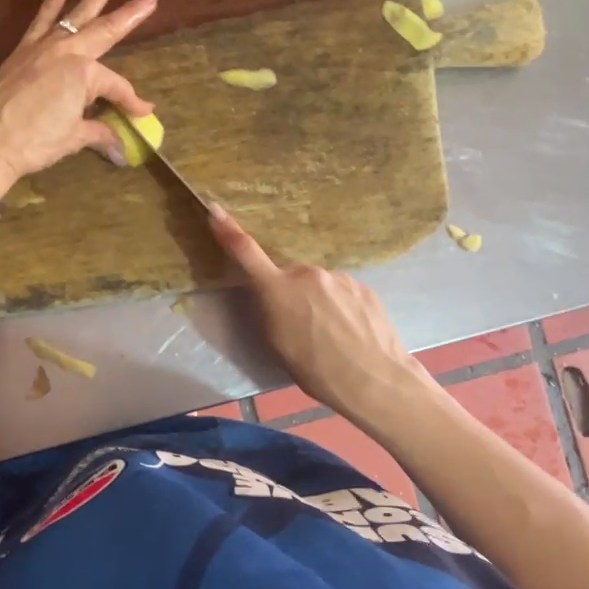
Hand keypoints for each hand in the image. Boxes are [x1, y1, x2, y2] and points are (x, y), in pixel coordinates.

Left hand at [0, 0, 158, 196]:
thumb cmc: (36, 142)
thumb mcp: (74, 138)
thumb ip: (99, 133)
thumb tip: (120, 145)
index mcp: (85, 74)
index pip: (116, 86)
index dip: (131, 101)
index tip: (143, 112)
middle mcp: (68, 51)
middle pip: (106, 29)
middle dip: (130, 12)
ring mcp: (44, 47)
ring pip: (76, 14)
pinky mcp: (23, 51)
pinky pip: (40, 21)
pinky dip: (51, 5)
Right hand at [208, 206, 428, 416]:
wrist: (374, 379)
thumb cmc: (316, 371)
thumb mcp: (277, 345)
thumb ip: (271, 312)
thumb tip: (274, 298)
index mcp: (278, 290)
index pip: (247, 253)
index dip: (228, 231)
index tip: (215, 209)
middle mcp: (307, 274)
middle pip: (289, 277)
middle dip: (289, 294)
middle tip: (299, 328)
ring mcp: (339, 277)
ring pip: (318, 285)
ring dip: (317, 303)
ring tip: (330, 336)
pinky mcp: (363, 286)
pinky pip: (341, 292)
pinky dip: (340, 308)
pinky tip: (349, 333)